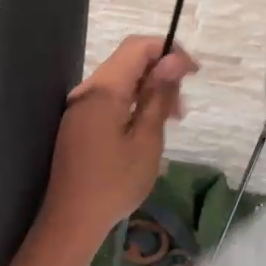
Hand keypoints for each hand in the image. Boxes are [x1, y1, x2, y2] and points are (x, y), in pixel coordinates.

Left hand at [40, 35, 197, 236]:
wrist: (72, 219)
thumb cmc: (115, 183)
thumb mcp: (147, 140)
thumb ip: (158, 96)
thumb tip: (172, 60)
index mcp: (103, 90)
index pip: (138, 46)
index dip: (169, 51)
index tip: (193, 74)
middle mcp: (87, 91)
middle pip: (128, 62)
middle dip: (161, 75)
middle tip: (181, 112)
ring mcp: (79, 107)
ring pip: (120, 83)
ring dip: (148, 93)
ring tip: (169, 123)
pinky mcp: (77, 123)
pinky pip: (109, 101)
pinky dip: (132, 105)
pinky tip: (146, 131)